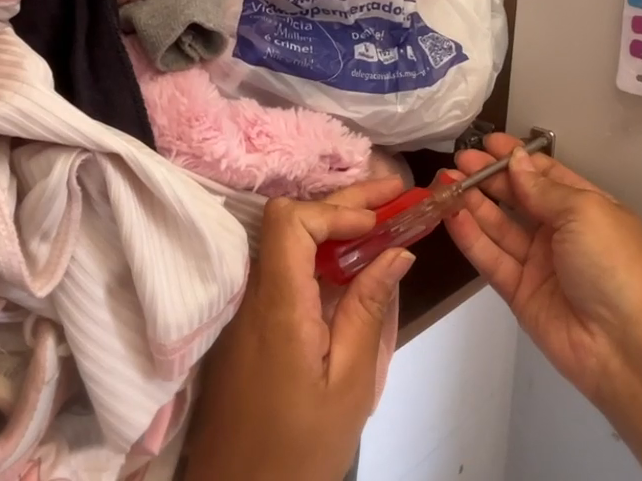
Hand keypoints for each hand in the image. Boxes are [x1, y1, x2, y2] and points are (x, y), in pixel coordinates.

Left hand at [185, 177, 414, 480]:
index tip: (377, 223)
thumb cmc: (300, 449)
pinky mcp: (246, 323)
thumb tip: (397, 251)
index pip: (290, 222)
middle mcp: (252, 295)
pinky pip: (281, 268)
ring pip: (285, 241)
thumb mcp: (350, 384)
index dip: (335, 209)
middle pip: (289, 222)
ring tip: (381, 219)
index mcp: (278, 307)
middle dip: (344, 203)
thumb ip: (369, 310)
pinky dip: (317, 252)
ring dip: (332, 224)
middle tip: (394, 193)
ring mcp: (244, 308)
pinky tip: (349, 259)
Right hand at [445, 133, 641, 405]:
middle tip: (459, 161)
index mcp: (586, 208)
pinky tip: (451, 215)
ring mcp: (539, 263)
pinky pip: (491, 257)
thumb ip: (542, 188)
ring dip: (473, 203)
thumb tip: (516, 161)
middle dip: (489, 178)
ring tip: (446, 182)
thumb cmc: (613, 263)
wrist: (624, 345)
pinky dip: (470, 236)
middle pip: (518, 198)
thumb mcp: (584, 211)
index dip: (517, 157)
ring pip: (499, 226)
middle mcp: (562, 232)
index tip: (487, 143)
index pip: (545, 173)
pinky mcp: (519, 291)